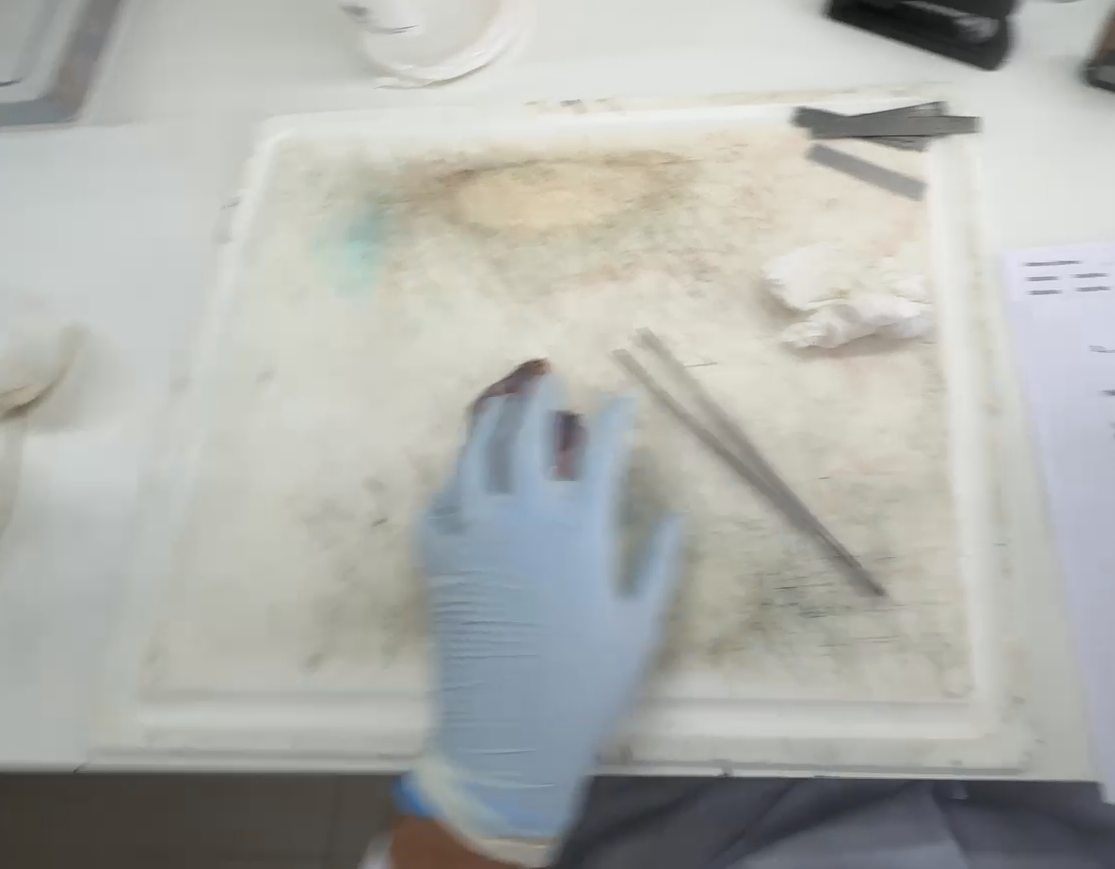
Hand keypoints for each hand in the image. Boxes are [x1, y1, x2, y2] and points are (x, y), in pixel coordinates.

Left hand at [404, 374, 683, 866]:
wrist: (508, 739)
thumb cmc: (585, 684)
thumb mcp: (639, 625)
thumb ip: (660, 563)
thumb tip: (676, 516)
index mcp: (580, 530)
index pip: (603, 450)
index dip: (618, 416)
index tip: (626, 399)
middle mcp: (524, 518)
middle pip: (527, 434)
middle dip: (540, 398)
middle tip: (547, 375)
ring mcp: (475, 536)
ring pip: (475, 457)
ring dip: (490, 421)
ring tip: (500, 400)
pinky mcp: (440, 563)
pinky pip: (437, 506)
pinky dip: (451, 483)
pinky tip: (463, 477)